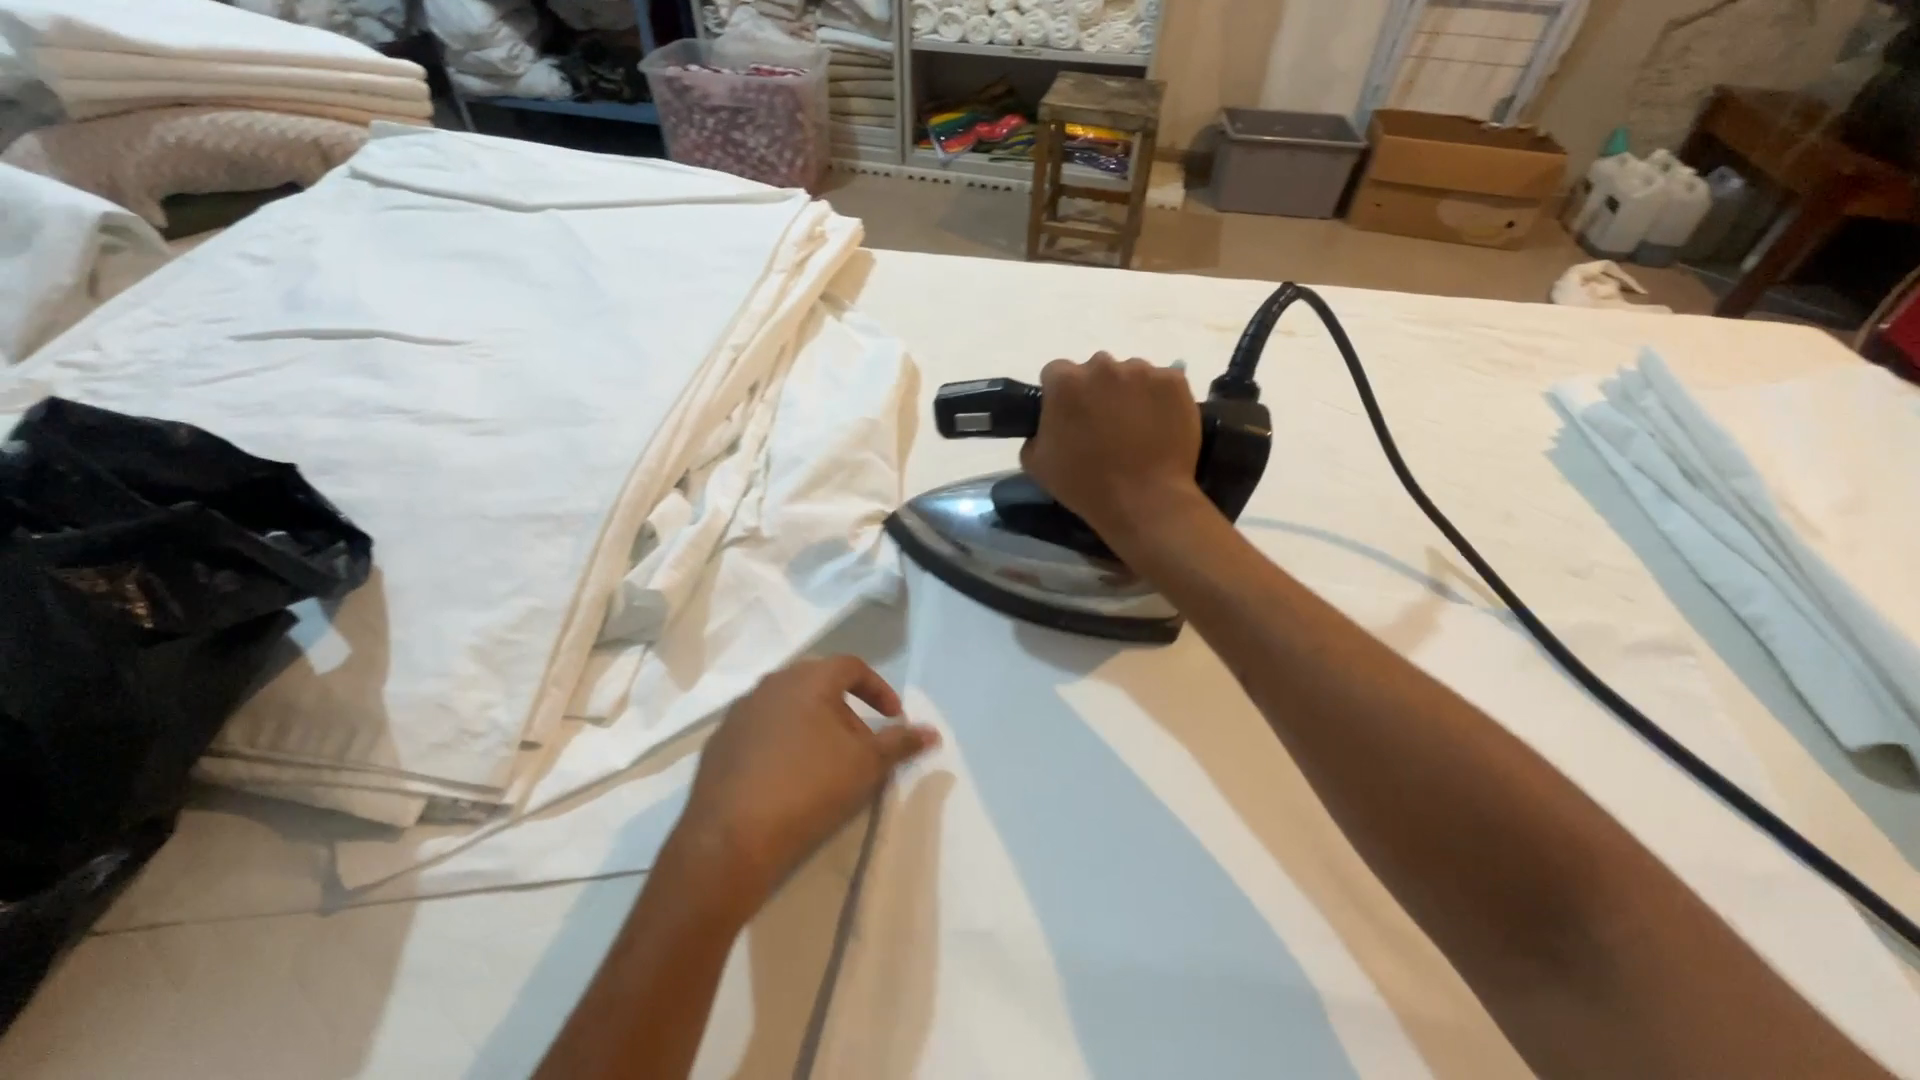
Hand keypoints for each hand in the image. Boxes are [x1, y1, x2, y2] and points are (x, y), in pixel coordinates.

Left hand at [672, 656, 938, 910]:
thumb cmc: (809, 788)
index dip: (878, 689)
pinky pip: (761, 733)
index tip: (893, 719)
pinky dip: (783, 745)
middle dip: (846, 710)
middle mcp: (769, 686)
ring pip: (787, 708)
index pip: (851, 667)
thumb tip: (931, 731)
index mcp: (807, 680)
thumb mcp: (867, 766)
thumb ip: (901, 743)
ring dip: (813, 727)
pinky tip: (788, 780)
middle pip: (817, 685)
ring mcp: (738, 714)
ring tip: (827, 764)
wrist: (731, 837)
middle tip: (861, 745)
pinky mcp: (718, 744)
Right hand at [1020, 352, 1205, 541]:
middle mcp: (1103, 366)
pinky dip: (1160, 399)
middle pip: (1096, 370)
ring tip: (1136, 428)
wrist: (1144, 501)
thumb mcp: (1036, 463)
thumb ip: (1036, 433)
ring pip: (1131, 375)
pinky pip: (1163, 383)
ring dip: (1129, 393)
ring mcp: (1143, 372)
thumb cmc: (1085, 485)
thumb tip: (1049, 425)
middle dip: (1097, 391)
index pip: (1056, 373)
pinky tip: (1160, 425)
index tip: (1069, 416)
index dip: (1061, 395)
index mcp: (1065, 382)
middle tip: (1104, 424)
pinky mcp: (1175, 382)